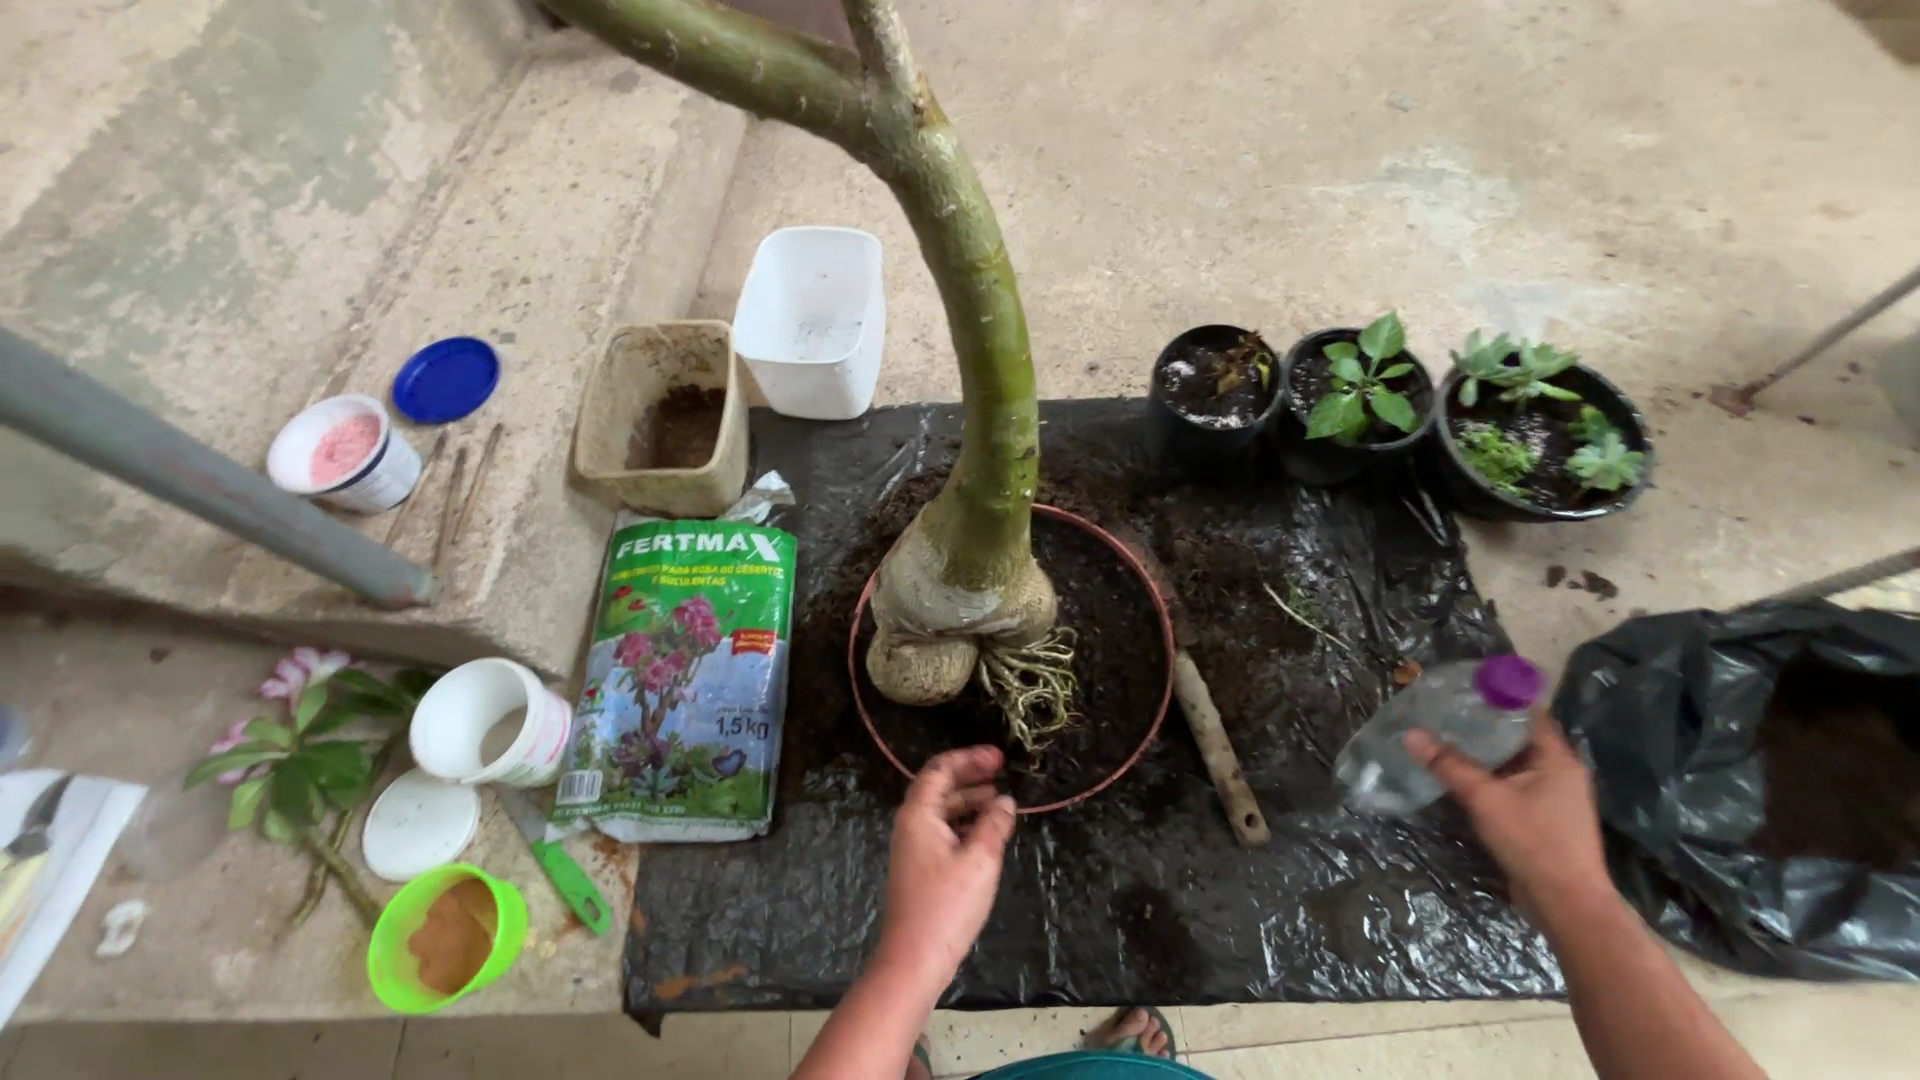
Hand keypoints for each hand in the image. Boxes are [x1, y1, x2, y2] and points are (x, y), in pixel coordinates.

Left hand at [875, 745, 1017, 993]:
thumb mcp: (980, 860)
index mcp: (918, 814)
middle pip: (939, 786)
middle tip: (1002, 771)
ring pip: (942, 809)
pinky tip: (987, 831)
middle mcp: (910, 823)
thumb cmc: (947, 905)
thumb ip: (994, 824)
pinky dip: (964, 822)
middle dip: (970, 775)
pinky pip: (942, 830)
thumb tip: (1006, 801)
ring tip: (1000, 800)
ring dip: (970, 800)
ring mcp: (913, 846)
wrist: (914, 959)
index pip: (940, 768)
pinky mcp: (920, 866)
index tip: (999, 758)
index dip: (970, 758)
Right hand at [1404, 711, 1610, 921]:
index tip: (1463, 688)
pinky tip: (1456, 774)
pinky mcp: (1540, 817)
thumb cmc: (1532, 840)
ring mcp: (1551, 797)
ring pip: (1511, 763)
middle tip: (1442, 711)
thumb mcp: (1485, 797)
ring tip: (1441, 738)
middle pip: (1517, 737)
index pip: (1528, 714)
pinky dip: (1486, 776)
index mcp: (1557, 759)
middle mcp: (1559, 773)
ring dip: (1481, 753)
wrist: (1564, 902)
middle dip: (1481, 724)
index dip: (1498, 698)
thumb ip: (1448, 764)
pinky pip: (1509, 784)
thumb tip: (1410, 733)